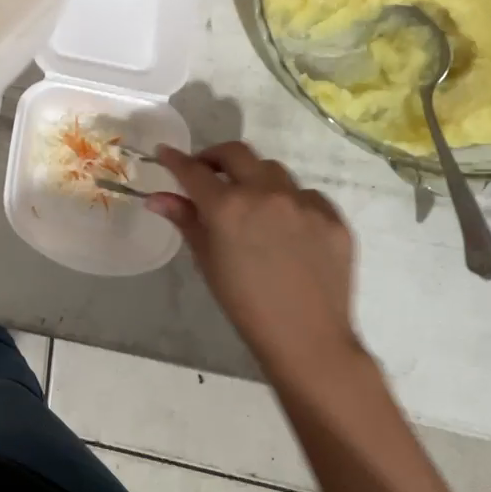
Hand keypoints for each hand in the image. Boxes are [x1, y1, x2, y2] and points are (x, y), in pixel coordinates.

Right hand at [148, 142, 360, 372]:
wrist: (307, 338)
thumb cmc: (244, 301)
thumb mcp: (206, 259)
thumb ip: (184, 219)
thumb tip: (156, 198)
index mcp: (227, 206)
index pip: (193, 170)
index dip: (175, 159)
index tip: (164, 153)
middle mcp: (265, 194)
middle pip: (236, 153)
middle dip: (215, 157)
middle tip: (207, 172)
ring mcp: (304, 204)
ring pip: (273, 170)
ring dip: (255, 177)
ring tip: (251, 201)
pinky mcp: (333, 219)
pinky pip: (308, 195)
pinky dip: (291, 201)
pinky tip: (287, 225)